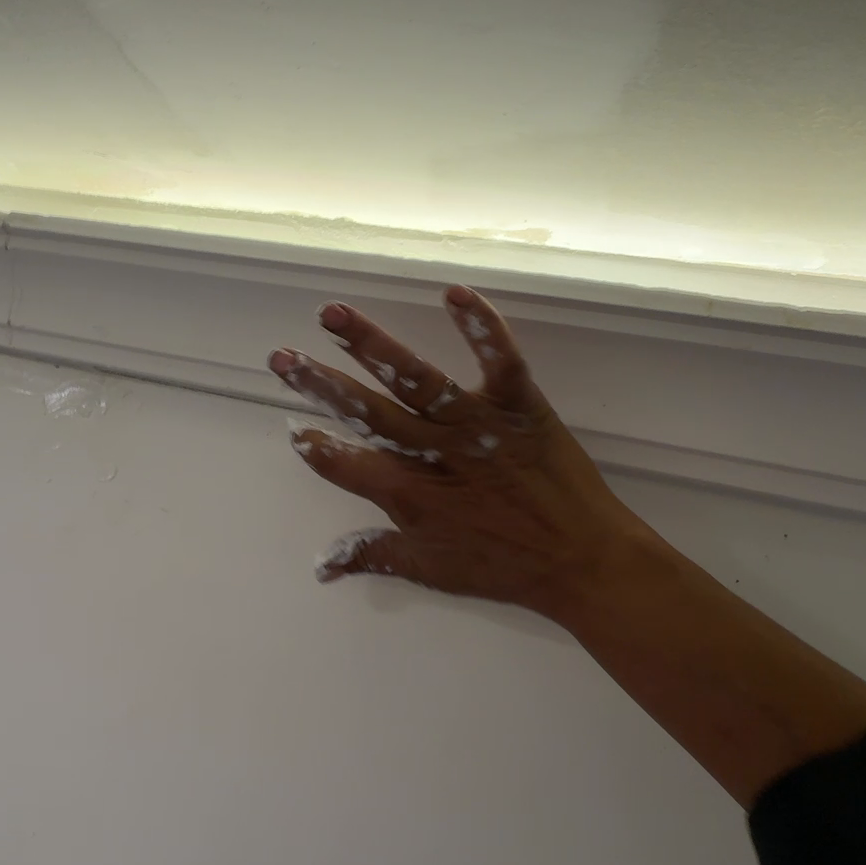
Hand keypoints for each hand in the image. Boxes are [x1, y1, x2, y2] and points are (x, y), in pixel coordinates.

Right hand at [271, 285, 656, 621]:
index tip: (294, 431)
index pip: (346, 465)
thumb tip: (321, 566)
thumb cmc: (504, 566)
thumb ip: (372, 556)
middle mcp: (434, 453)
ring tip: (332, 314)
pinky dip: (481, 329)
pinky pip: (499, 362)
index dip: (316, 450)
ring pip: (414, 379)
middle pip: (367, 413)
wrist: (583, 560)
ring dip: (370, 344)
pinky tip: (454, 294)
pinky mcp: (517, 405)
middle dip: (320, 385)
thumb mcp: (431, 570)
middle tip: (282, 358)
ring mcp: (475, 425)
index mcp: (409, 495)